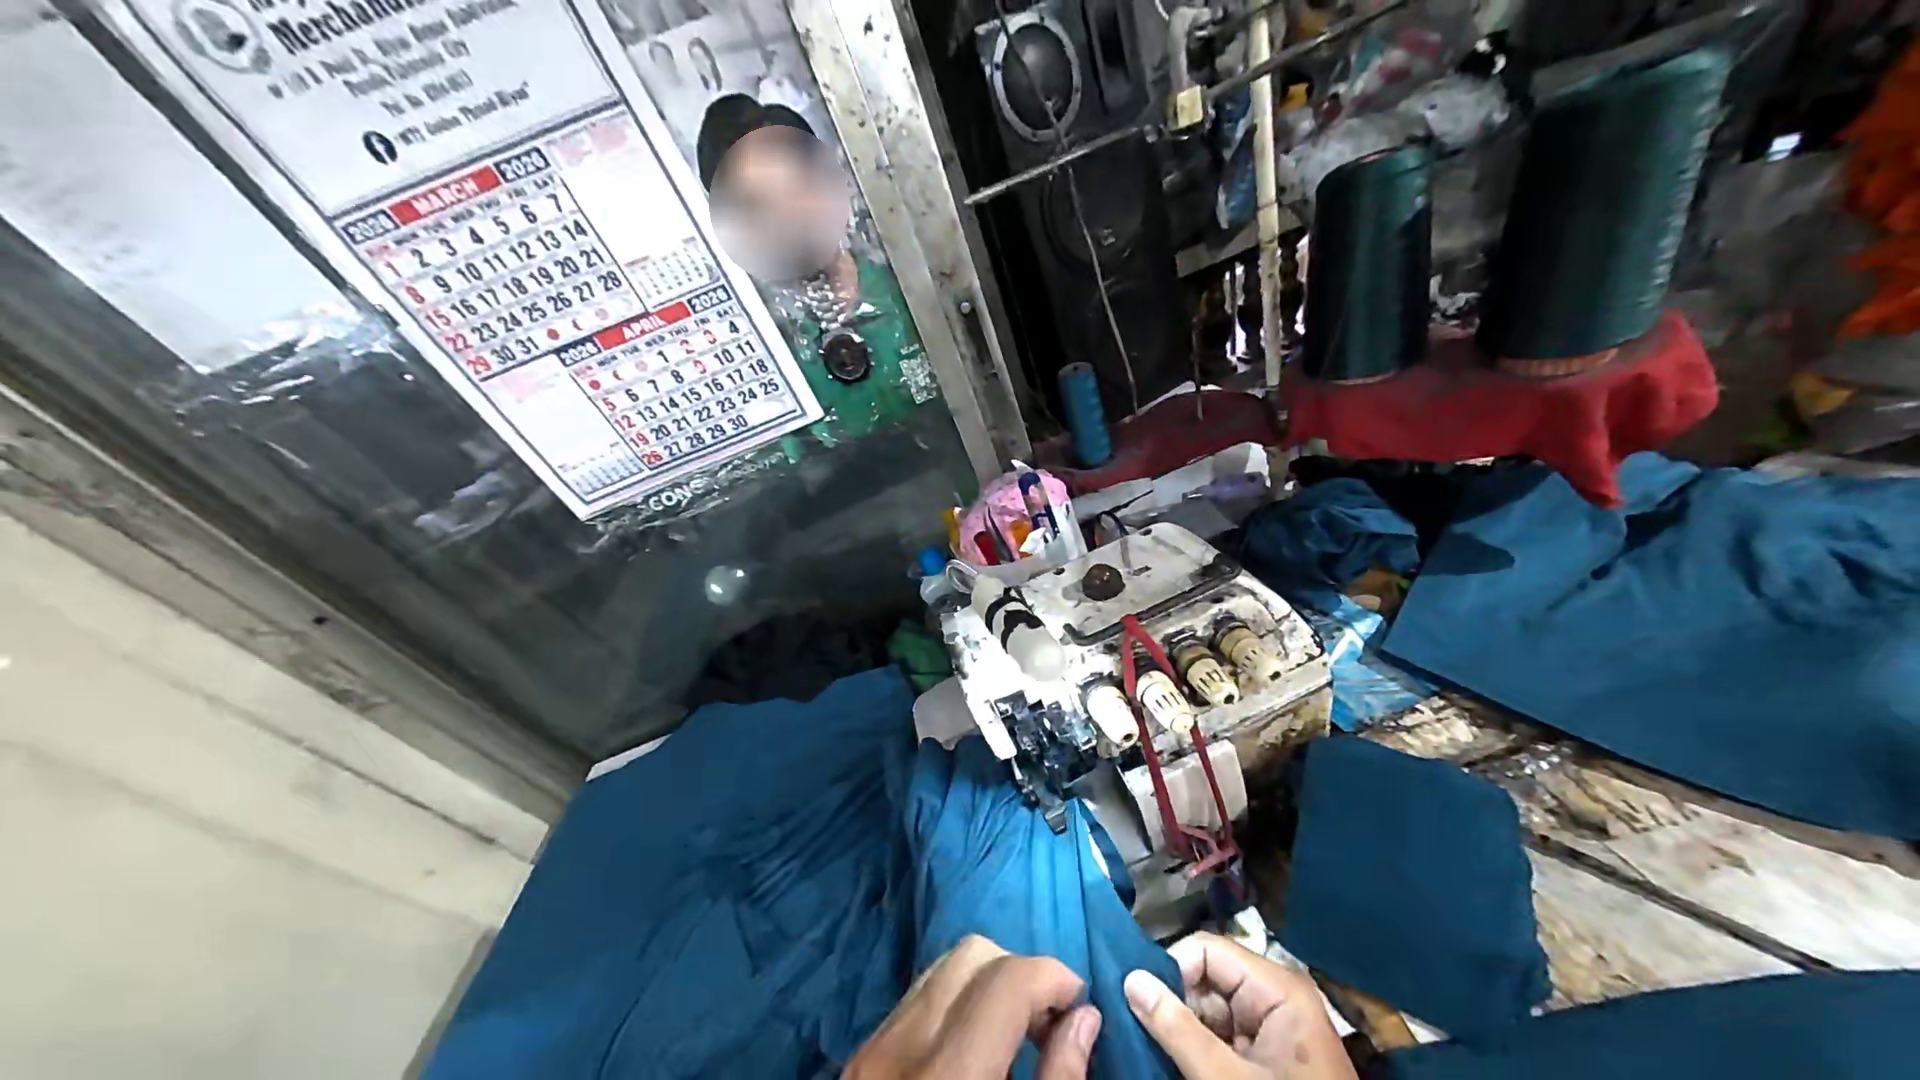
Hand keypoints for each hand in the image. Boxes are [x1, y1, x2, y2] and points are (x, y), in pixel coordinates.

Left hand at [847, 935, 1103, 1079]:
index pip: (1006, 980)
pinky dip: (953, 1001)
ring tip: (1012, 1032)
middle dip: (1018, 972)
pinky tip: (971, 1044)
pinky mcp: (859, 1057)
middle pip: (971, 954)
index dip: (1053, 978)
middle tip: (1045, 1022)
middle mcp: (902, 1048)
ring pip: (940, 966)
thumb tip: (1084, 1017)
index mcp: (949, 1075)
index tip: (1078, 1005)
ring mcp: (872, 1049)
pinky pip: (915, 996)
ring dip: (986, 982)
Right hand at [1125, 933, 1357, 1079]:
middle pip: (1207, 979)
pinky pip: (1222, 1039)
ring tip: (1152, 1051)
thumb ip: (1176, 1028)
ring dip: (1181, 1031)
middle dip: (1173, 1004)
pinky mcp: (1268, 1060)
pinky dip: (1198, 1051)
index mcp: (1276, 989)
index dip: (1171, 971)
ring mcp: (1273, 1031)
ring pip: (1210, 1011)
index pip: (1206, 950)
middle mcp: (1275, 998)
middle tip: (1138, 1029)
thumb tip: (1130, 979)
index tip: (1139, 1002)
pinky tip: (1175, 1067)